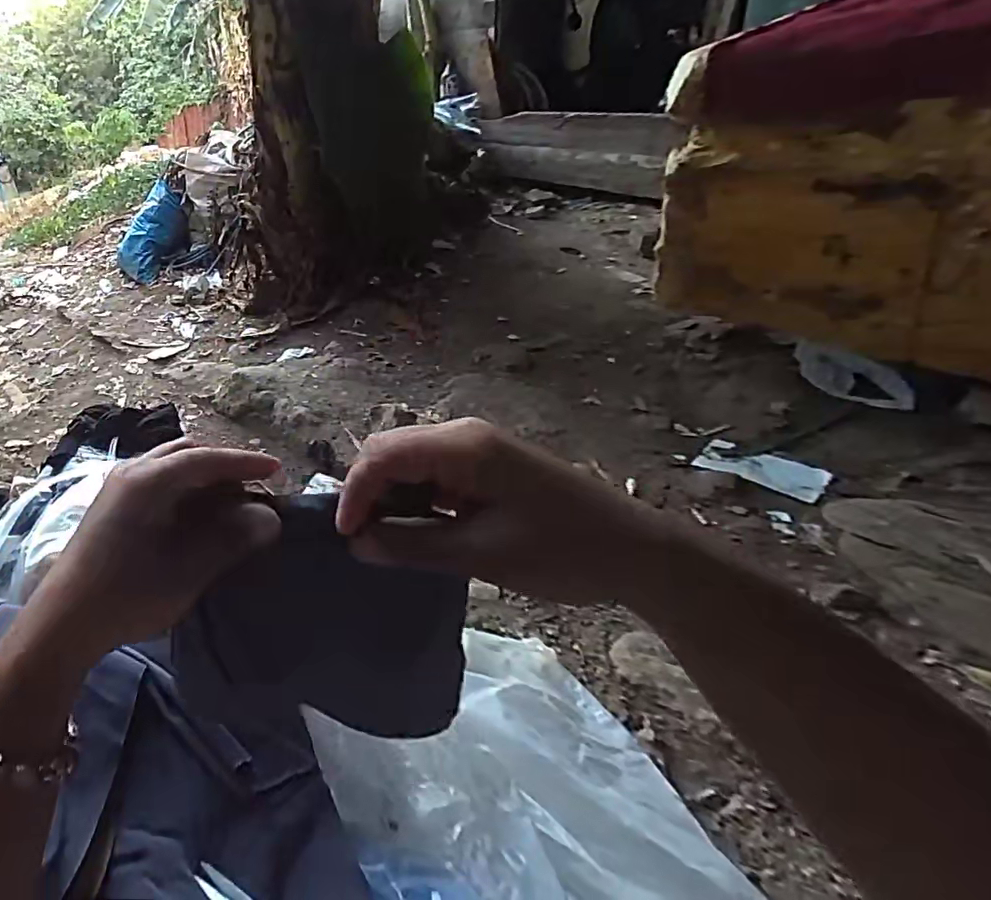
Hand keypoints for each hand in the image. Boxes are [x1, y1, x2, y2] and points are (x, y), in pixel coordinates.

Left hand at [27, 438, 280, 661]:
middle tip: (255, 490)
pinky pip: (156, 483)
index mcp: (146, 481)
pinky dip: (184, 491)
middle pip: (184, 454)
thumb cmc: (127, 594)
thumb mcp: (186, 570)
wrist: (65, 619)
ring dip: (202, 479)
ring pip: (169, 468)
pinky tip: (198, 516)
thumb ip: (229, 539)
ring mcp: (117, 488)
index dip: (242, 463)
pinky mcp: (112, 506)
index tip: (277, 470)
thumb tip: (268, 516)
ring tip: (231, 505)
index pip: (203, 459)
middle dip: (222, 467)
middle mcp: (129, 473)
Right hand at [336, 418, 692, 608]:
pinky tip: (418, 525)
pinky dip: (412, 496)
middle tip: (364, 536)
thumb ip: (412, 546)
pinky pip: (426, 471)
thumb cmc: (565, 552)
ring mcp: (472, 446)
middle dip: (366, 490)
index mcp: (463, 446)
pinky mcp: (480, 463)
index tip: (346, 534)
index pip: (382, 456)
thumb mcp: (481, 554)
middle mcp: (461, 435)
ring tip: (388, 534)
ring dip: (388, 494)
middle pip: (386, 450)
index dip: (355, 493)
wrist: (644, 555)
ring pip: (403, 460)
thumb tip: (356, 545)